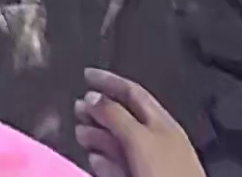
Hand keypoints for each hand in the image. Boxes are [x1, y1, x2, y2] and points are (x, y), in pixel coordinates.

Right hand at [73, 68, 205, 176]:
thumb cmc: (164, 174)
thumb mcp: (138, 139)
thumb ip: (114, 114)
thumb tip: (92, 96)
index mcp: (161, 123)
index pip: (132, 91)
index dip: (108, 80)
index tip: (86, 75)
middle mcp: (158, 140)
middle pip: (124, 117)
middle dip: (99, 110)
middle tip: (77, 108)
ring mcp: (154, 166)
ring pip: (121, 144)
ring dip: (98, 136)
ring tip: (79, 135)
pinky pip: (123, 167)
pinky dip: (107, 162)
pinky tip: (94, 161)